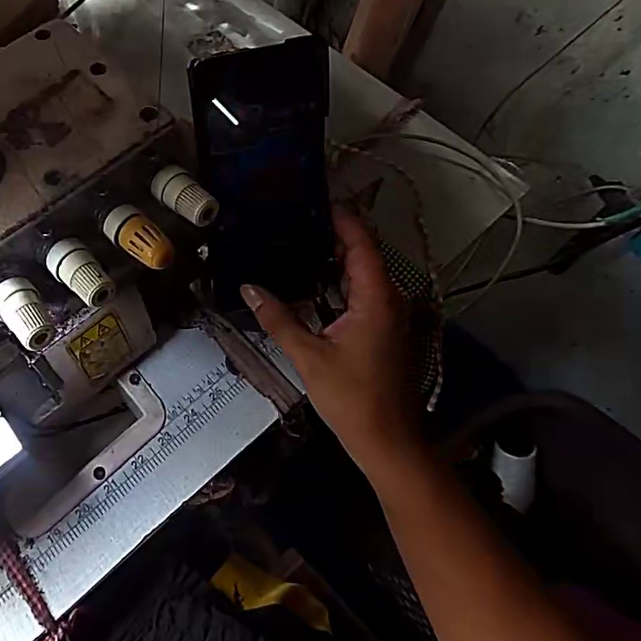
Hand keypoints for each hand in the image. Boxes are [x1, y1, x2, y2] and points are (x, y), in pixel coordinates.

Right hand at [241, 208, 422, 480]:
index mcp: (376, 299)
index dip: (342, 218)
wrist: (387, 440)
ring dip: (336, 260)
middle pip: (365, 254)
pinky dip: (341, 282)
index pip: (362, 243)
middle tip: (296, 222)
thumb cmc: (353, 400)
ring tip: (298, 246)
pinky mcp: (386, 329)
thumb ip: (278, 319)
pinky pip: (364, 293)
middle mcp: (390, 300)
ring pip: (365, 274)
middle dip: (334, 235)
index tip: (316, 200)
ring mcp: (391, 315)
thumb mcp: (308, 357)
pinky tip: (313, 285)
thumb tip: (249, 289)